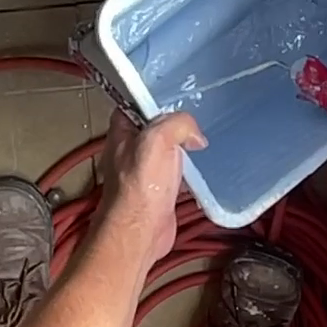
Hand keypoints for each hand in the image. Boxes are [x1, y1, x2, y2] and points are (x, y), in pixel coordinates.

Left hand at [99, 110, 205, 268]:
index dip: (156, 98)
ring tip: (205, 140)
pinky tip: (205, 168)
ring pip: (168, 149)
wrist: (141, 231)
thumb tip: (196, 136)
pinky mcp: (159, 190)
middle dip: (176, 123)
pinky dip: (190, 170)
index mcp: (122, 131)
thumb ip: (178, 124)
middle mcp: (130, 149)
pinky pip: (177, 172)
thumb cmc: (141, 185)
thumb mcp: (158, 140)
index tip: (180, 96)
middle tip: (199, 118)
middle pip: (156, 126)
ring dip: (185, 147)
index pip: (137, 103)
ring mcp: (144, 171)